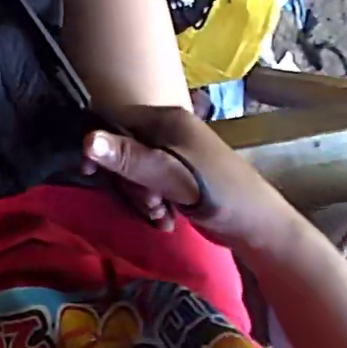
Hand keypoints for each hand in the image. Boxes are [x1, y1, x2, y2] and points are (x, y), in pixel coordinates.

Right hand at [82, 104, 301, 252]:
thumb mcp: (171, 178)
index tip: (92, 176)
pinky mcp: (179, 172)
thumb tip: (86, 140)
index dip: (100, 149)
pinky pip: (149, 182)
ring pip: (134, 171)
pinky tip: (166, 217)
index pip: (114, 123)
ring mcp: (175, 151)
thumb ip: (129, 159)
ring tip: (162, 213)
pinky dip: (153, 202)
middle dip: (130, 183)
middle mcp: (168, 129)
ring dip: (142, 197)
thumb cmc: (219, 195)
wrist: (260, 227)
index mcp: (166, 119)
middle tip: (151, 202)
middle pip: (123, 150)